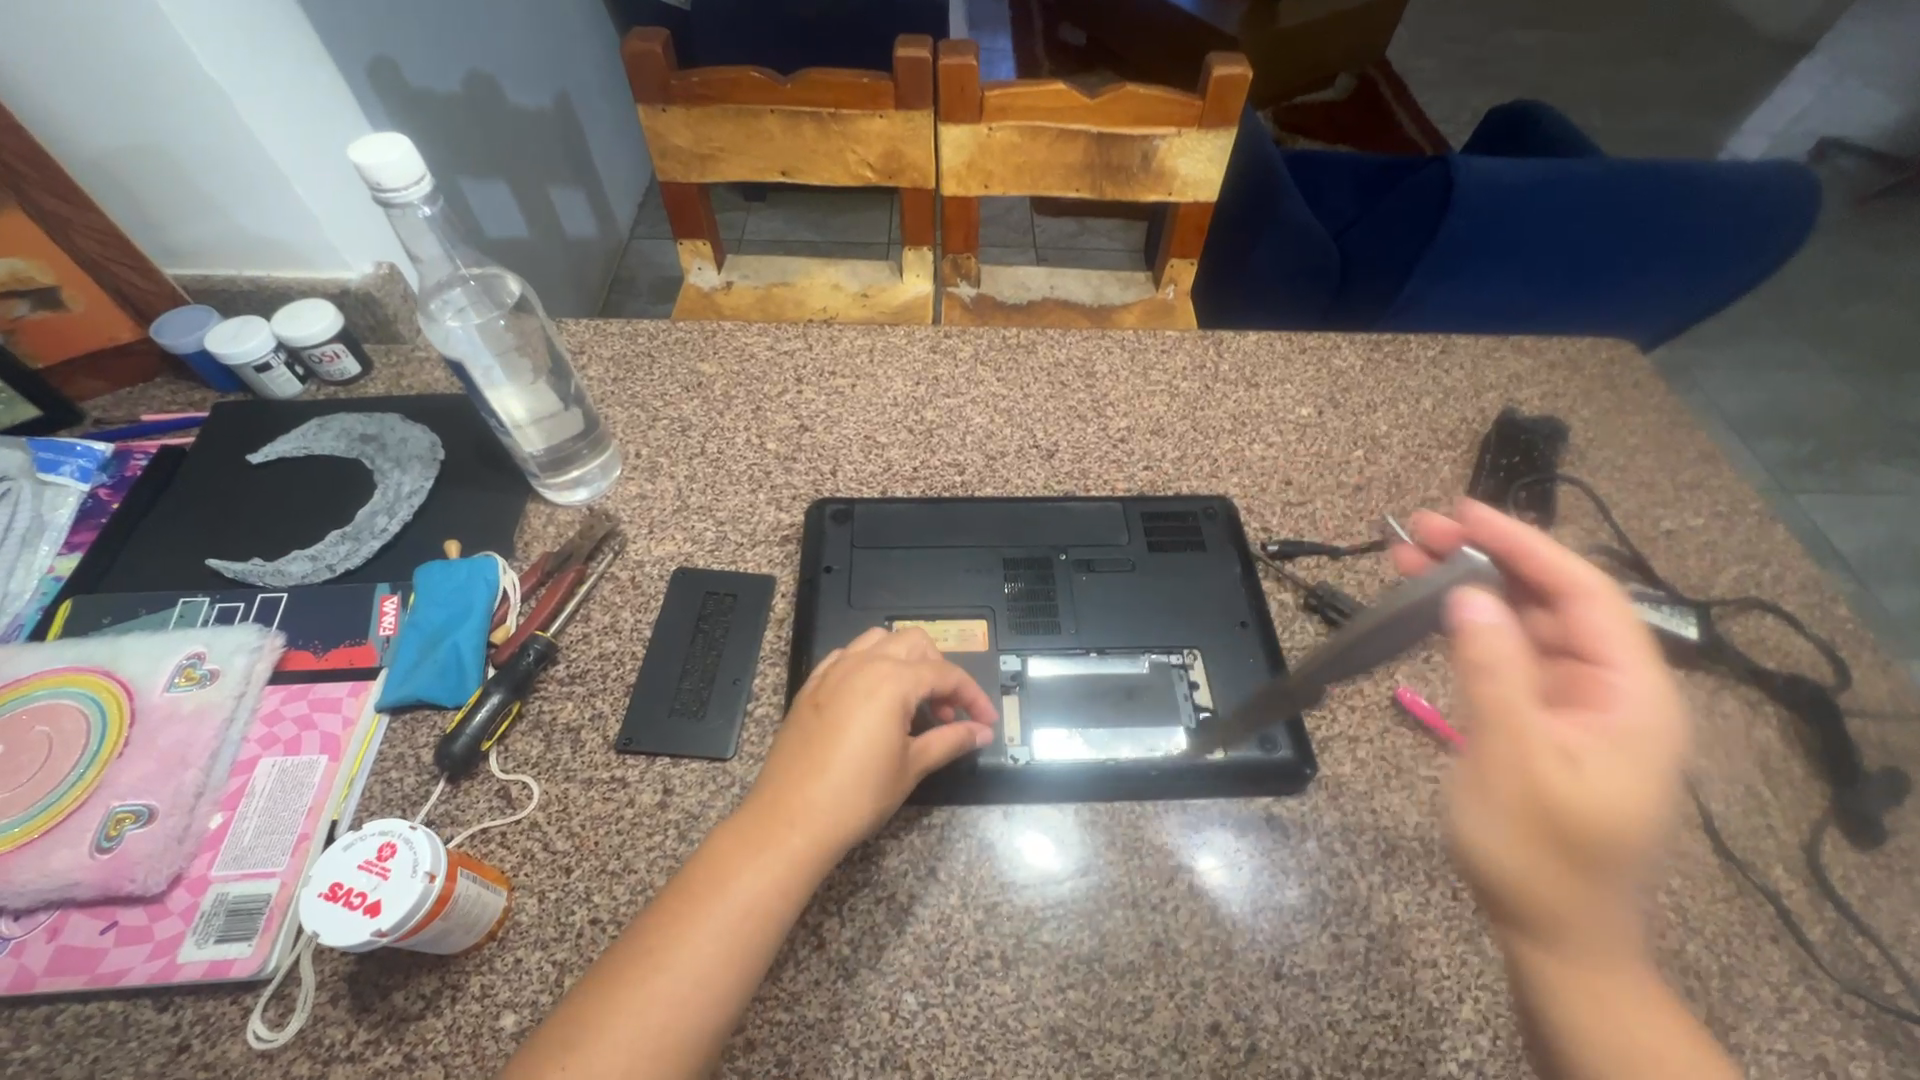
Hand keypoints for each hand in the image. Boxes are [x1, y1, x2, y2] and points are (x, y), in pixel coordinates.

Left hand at [741, 627, 997, 857]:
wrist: (792, 818)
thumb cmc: (858, 795)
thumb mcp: (912, 767)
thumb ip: (950, 741)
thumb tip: (982, 731)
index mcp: (892, 680)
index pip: (946, 674)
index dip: (972, 696)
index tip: (986, 721)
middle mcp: (863, 663)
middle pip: (915, 643)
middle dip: (940, 670)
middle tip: (950, 712)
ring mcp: (833, 671)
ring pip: (879, 641)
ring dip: (905, 659)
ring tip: (915, 699)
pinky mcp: (812, 686)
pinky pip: (847, 657)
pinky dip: (870, 665)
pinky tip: (875, 698)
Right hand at [1392, 499, 1690, 962]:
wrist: (1549, 929)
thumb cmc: (1537, 853)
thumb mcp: (1511, 761)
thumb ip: (1493, 671)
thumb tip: (1467, 595)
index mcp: (1632, 695)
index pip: (1584, 594)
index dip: (1526, 545)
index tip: (1463, 513)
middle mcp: (1609, 687)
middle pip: (1550, 600)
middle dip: (1486, 560)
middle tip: (1417, 533)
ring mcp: (1572, 702)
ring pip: (1521, 622)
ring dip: (1468, 588)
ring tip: (1406, 558)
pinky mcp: (1538, 717)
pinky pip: (1504, 655)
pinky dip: (1466, 627)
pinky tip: (1428, 608)